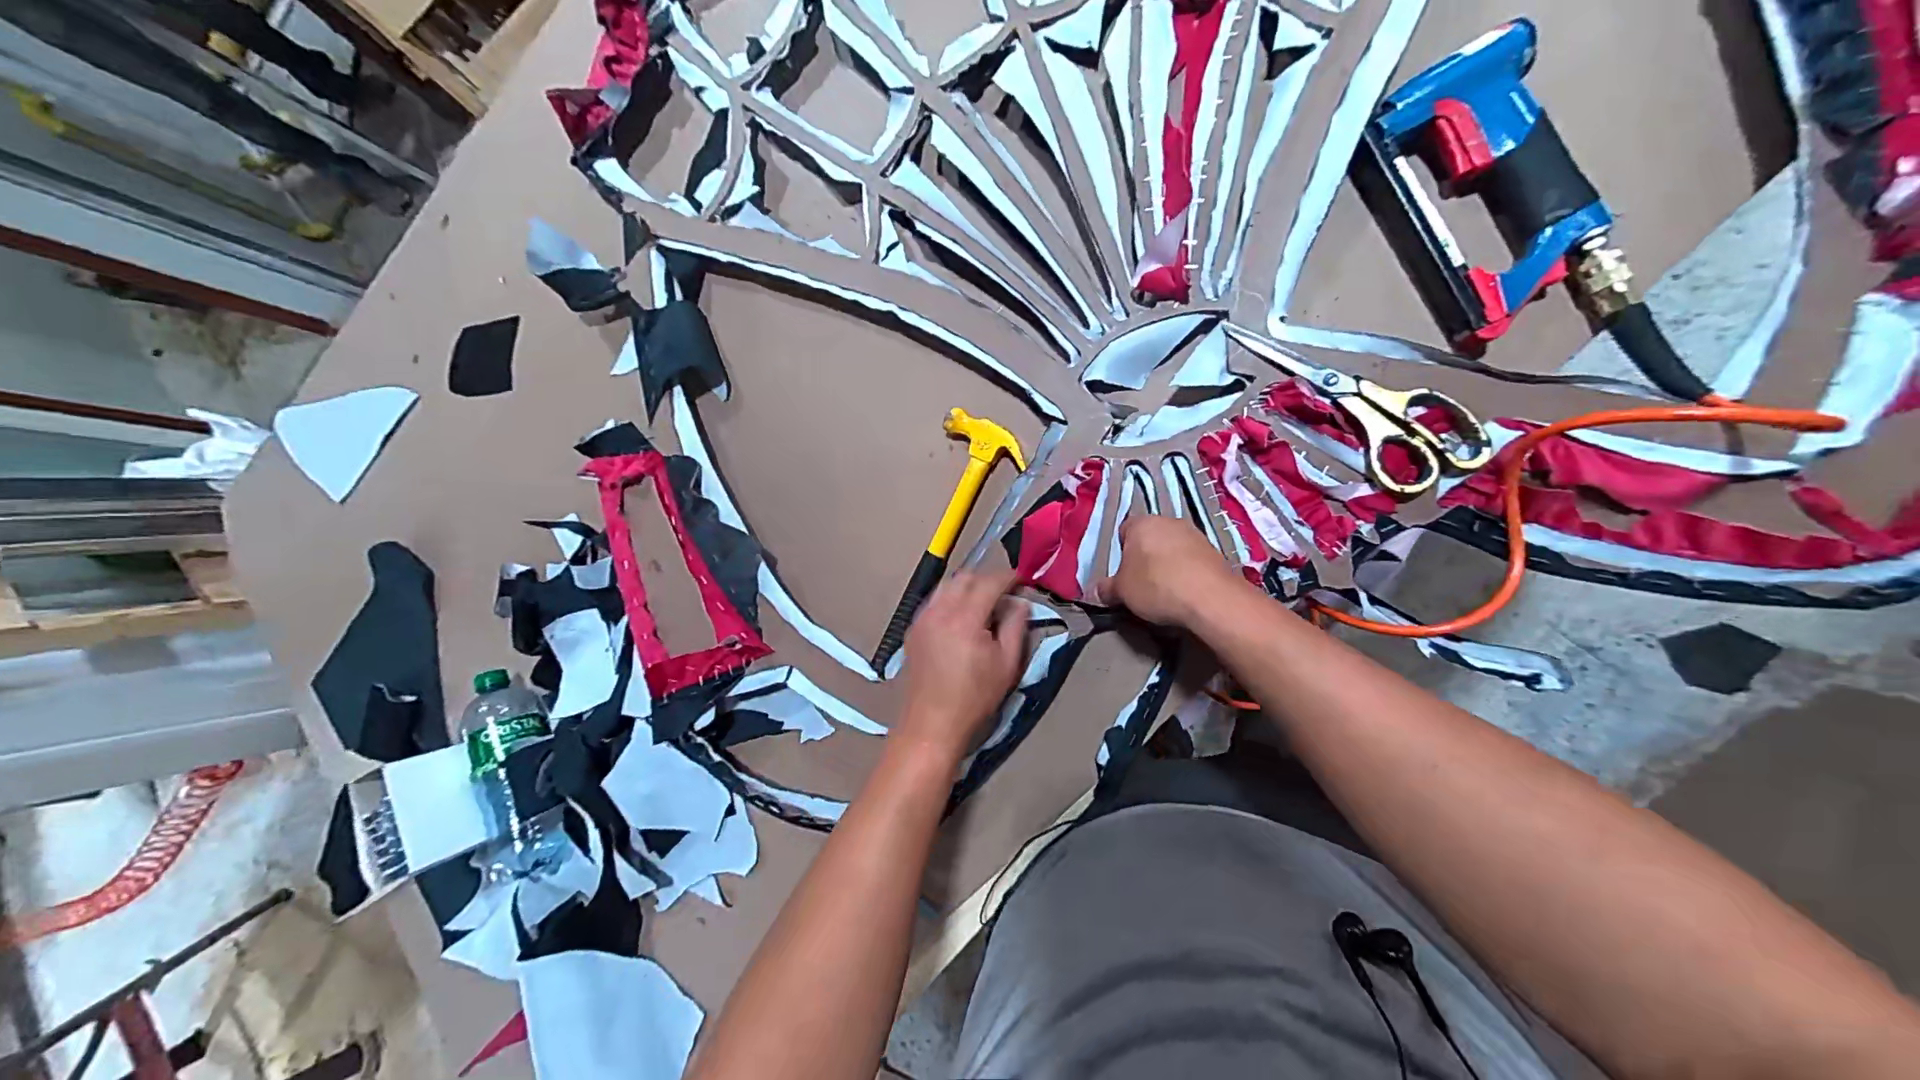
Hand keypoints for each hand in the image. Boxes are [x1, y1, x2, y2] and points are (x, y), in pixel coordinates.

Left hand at [896, 569, 1028, 763]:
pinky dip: (950, 600)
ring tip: (983, 606)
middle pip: (964, 577)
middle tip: (1004, 594)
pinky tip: (961, 619)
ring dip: (966, 588)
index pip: (989, 582)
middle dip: (986, 580)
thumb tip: (1019, 603)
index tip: (1021, 581)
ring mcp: (922, 620)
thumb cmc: (973, 699)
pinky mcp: (913, 631)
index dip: (1008, 577)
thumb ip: (1015, 626)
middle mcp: (939, 612)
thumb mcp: (1007, 664)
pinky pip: (933, 602)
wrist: (932, 724)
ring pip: (946, 586)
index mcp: (964, 618)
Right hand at [1091, 516, 1241, 628]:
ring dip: (1169, 564)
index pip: (1124, 531)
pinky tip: (1187, 592)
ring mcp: (1196, 534)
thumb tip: (1098, 590)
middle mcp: (1169, 521)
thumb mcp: (1122, 592)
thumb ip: (1107, 588)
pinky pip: (1193, 560)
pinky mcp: (1216, 551)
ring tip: (1167, 591)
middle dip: (1146, 557)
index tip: (1123, 574)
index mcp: (1142, 523)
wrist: (1210, 598)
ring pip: (1173, 548)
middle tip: (1142, 583)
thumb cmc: (1156, 586)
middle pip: (1150, 538)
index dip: (1121, 552)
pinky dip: (1188, 572)